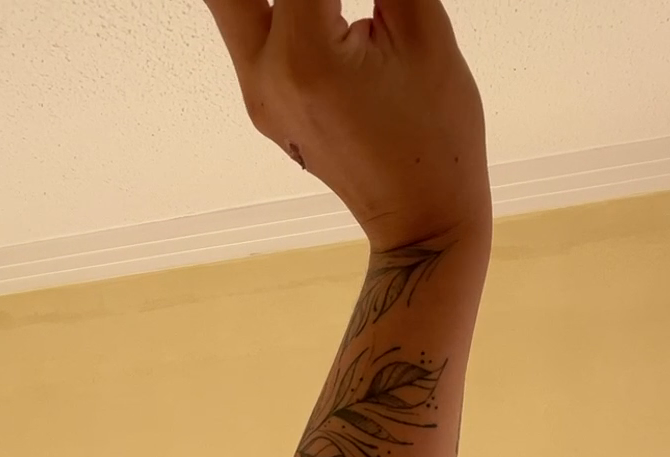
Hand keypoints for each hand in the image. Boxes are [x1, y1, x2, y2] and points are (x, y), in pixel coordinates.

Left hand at [203, 0, 489, 251]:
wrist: (423, 221)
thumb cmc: (437, 142)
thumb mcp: (424, 32)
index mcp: (304, 57)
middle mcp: (266, 80)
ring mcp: (261, 101)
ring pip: (232, 7)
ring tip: (327, 5)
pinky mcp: (270, 112)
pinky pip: (255, 40)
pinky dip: (279, 9)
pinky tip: (322, 9)